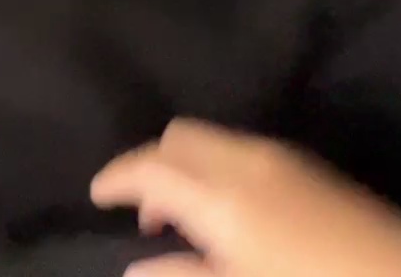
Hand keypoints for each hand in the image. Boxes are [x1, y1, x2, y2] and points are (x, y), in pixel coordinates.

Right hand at [90, 119, 400, 276]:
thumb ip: (186, 275)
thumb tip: (137, 267)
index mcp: (225, 196)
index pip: (154, 165)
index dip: (119, 175)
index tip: (96, 192)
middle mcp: (248, 159)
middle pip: (181, 137)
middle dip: (152, 165)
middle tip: (142, 216)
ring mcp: (280, 155)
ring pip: (211, 140)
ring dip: (184, 166)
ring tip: (178, 221)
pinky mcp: (305, 163)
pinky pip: (239, 149)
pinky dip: (214, 167)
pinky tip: (223, 213)